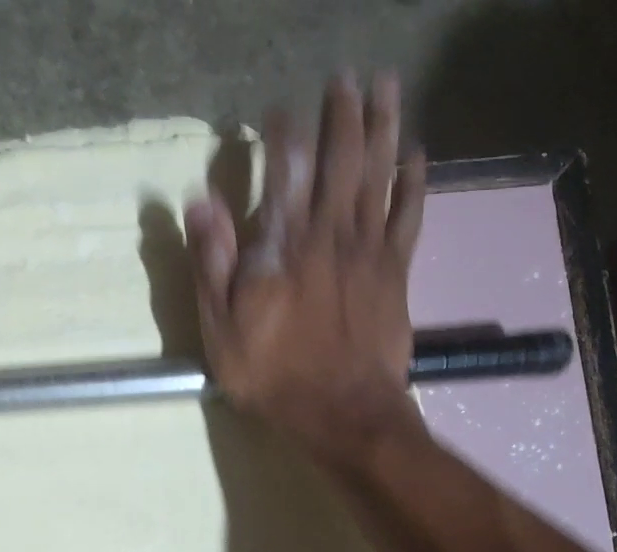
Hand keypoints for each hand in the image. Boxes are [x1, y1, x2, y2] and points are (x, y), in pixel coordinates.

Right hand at [184, 73, 426, 463]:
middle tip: (345, 77)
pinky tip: (415, 151)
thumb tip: (200, 202)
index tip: (278, 109)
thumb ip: (213, 262)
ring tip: (385, 85)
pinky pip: (409, 212)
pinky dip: (414, 178)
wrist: (339, 409)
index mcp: (281, 247)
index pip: (283, 173)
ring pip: (379, 172)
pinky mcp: (395, 268)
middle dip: (342, 113)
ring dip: (383, 124)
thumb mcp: (220, 327)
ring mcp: (368, 248)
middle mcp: (328, 234)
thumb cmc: (269, 374)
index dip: (282, 134)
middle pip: (340, 159)